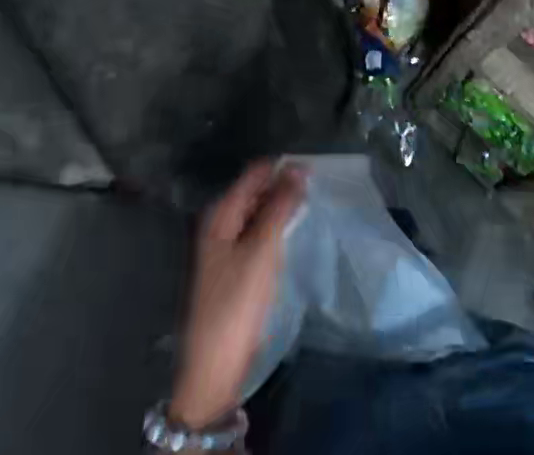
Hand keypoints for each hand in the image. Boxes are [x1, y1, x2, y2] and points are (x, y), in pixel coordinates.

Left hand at [169, 161, 306, 427]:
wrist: (214, 366)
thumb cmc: (237, 303)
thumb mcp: (262, 251)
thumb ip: (280, 207)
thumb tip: (298, 168)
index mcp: (220, 214)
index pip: (254, 173)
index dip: (283, 168)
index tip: (315, 171)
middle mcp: (219, 224)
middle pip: (255, 191)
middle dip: (283, 186)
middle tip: (318, 190)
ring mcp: (224, 247)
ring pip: (257, 213)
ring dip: (281, 208)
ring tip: (312, 208)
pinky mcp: (234, 268)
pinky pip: (257, 234)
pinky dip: (275, 228)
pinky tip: (293, 235)